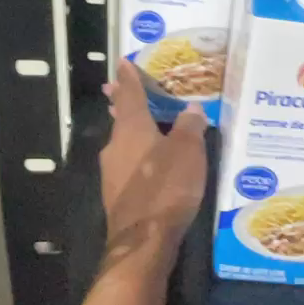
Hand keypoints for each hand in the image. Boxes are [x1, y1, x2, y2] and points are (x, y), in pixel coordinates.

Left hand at [98, 61, 207, 279]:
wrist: (142, 242)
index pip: (130, 94)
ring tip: (145, 125)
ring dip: (132, 132)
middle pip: (122, 119)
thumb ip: (190, 127)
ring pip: (123, 143)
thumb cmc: (165, 189)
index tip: (123, 62)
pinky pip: (128, 166)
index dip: (130, 77)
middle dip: (126, 104)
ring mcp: (112, 175)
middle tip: (125, 89)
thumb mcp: (188, 152)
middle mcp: (115, 147)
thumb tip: (191, 109)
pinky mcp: (118, 198)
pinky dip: (138, 157)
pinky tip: (151, 164)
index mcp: (131, 130)